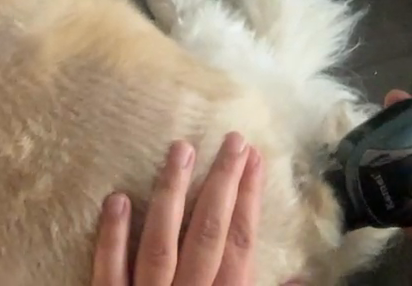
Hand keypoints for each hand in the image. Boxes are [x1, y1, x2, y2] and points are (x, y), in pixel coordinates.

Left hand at [92, 132, 264, 285]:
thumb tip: (303, 279)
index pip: (240, 243)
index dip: (249, 197)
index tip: (254, 156)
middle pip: (208, 233)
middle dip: (221, 183)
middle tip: (231, 139)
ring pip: (160, 243)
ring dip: (171, 193)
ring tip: (181, 148)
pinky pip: (109, 273)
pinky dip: (111, 237)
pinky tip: (118, 198)